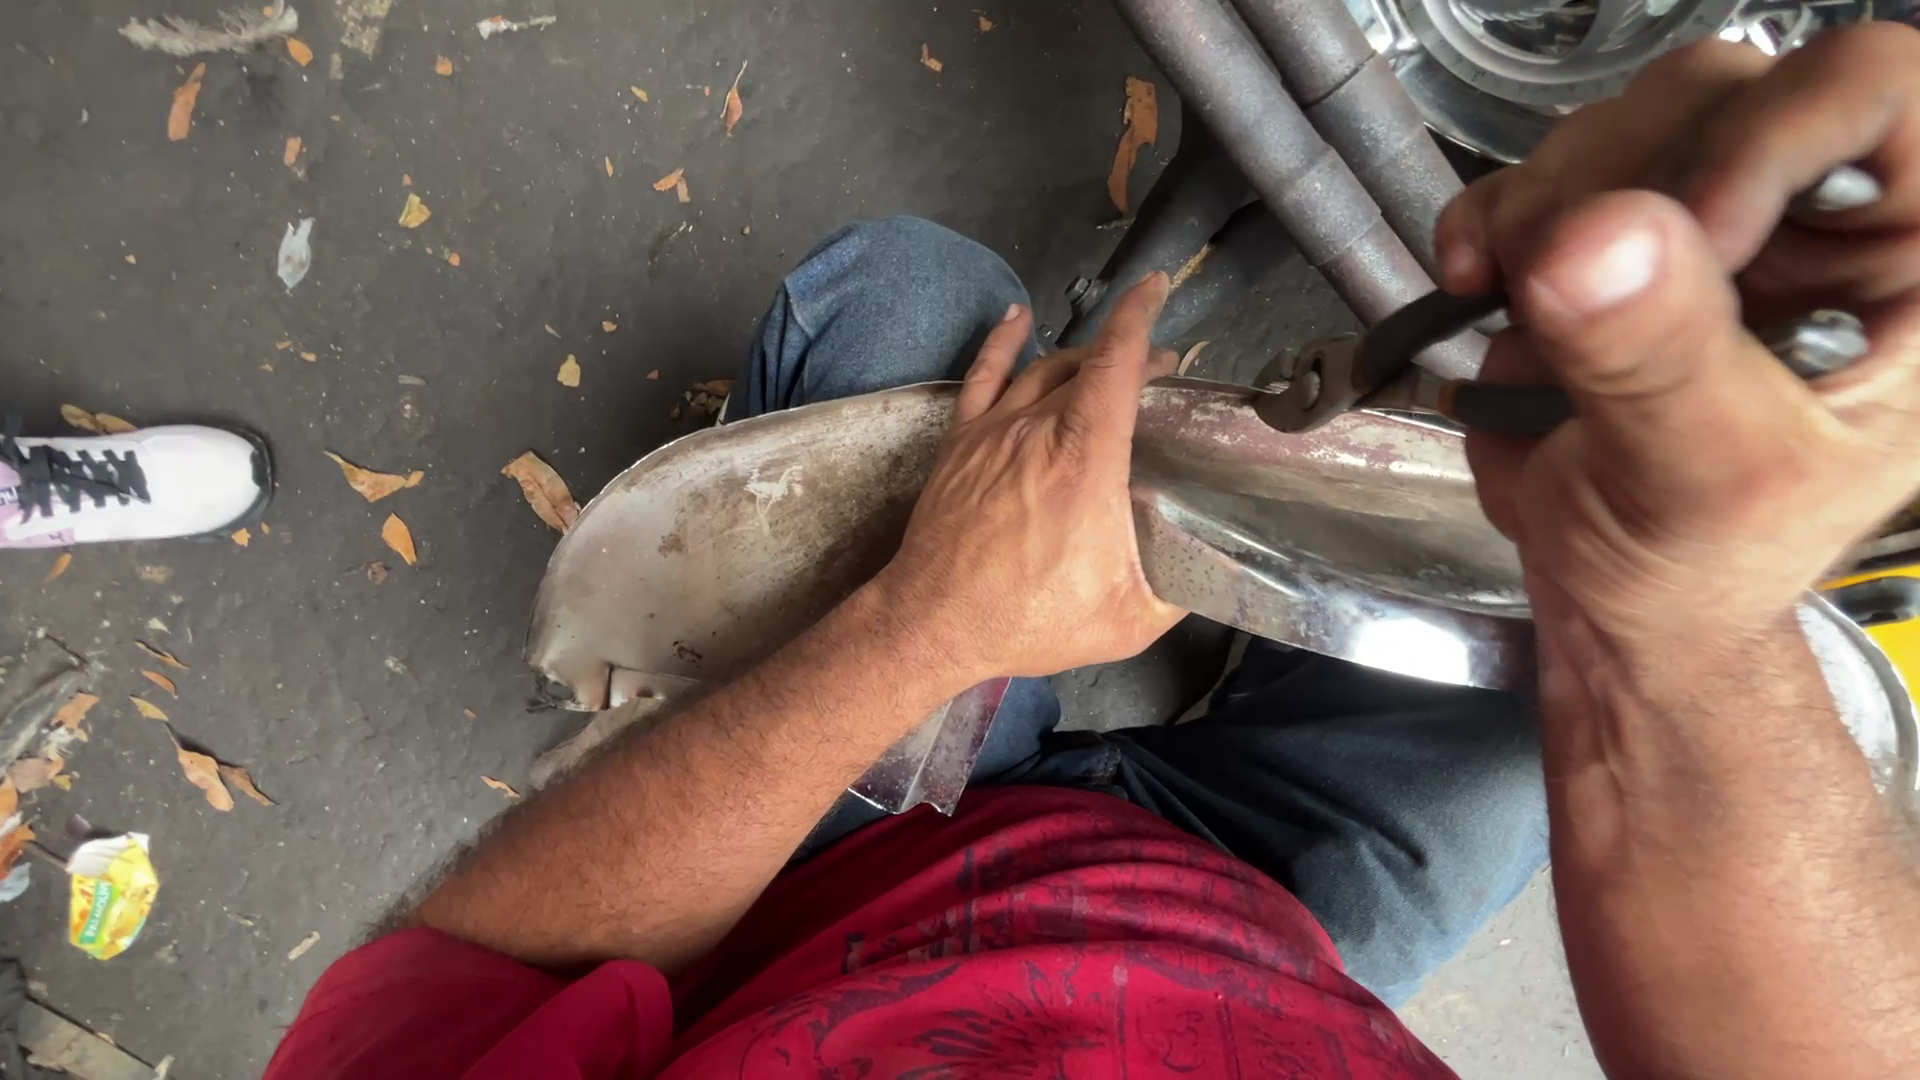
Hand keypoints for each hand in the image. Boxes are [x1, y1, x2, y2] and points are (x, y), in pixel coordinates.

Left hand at [867, 275, 1187, 682]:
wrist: (935, 621)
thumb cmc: (1030, 619)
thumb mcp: (1127, 619)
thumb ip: (1179, 588)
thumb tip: (1214, 567)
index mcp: (1085, 460)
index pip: (1116, 365)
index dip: (1139, 319)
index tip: (1156, 288)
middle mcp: (1037, 429)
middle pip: (1086, 366)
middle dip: (1126, 355)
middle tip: (1155, 369)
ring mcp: (992, 430)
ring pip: (1042, 370)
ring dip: (1081, 357)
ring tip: (1107, 360)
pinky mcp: (959, 442)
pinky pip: (983, 376)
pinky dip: (1003, 343)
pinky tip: (1017, 319)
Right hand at [1432, 25, 1919, 647]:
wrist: (1606, 581)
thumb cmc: (1694, 552)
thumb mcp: (1704, 476)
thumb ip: (1661, 362)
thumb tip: (1587, 241)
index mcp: (1911, 254)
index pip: (1872, 94)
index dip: (1754, 147)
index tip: (1662, 259)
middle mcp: (1805, 219)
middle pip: (1718, 95)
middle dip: (1609, 179)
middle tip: (1552, 281)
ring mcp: (1681, 233)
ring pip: (1611, 127)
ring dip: (1532, 205)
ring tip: (1502, 292)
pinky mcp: (1581, 263)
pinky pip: (1522, 189)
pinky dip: (1476, 224)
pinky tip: (1468, 282)